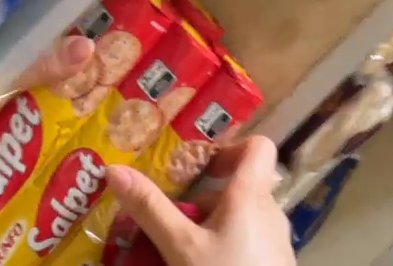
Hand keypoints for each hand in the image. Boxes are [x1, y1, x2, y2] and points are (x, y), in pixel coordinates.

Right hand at [106, 136, 295, 265]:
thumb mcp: (181, 247)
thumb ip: (150, 208)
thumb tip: (113, 169)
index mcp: (251, 196)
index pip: (259, 147)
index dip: (232, 146)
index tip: (201, 163)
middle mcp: (271, 213)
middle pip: (243, 186)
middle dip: (207, 197)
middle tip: (177, 214)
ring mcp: (278, 244)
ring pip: (245, 217)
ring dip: (214, 225)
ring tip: (183, 247)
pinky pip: (252, 242)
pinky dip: (228, 245)